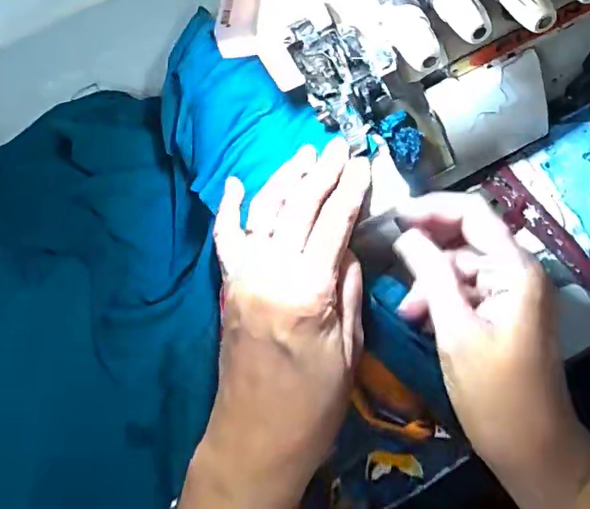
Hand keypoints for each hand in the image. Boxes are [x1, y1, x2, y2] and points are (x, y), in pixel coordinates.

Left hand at [181, 142, 370, 508]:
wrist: (252, 443)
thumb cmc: (311, 407)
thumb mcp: (348, 350)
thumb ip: (350, 289)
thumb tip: (350, 246)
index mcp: (306, 291)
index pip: (334, 222)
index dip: (351, 188)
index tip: (363, 162)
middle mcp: (270, 273)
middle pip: (299, 206)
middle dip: (322, 171)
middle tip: (339, 146)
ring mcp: (243, 276)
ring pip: (264, 211)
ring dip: (286, 177)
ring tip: (305, 152)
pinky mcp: (228, 286)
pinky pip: (226, 238)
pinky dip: (231, 208)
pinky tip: (237, 184)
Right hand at [391, 193, 589, 508]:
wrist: (537, 453)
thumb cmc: (496, 395)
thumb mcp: (456, 332)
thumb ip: (431, 275)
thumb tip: (407, 234)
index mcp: (516, 267)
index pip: (472, 212)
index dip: (432, 207)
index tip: (395, 216)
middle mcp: (520, 269)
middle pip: (468, 235)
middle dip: (429, 247)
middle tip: (392, 256)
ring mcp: (516, 290)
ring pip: (465, 264)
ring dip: (433, 278)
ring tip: (406, 308)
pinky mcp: (509, 310)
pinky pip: (472, 287)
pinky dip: (446, 296)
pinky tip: (422, 317)